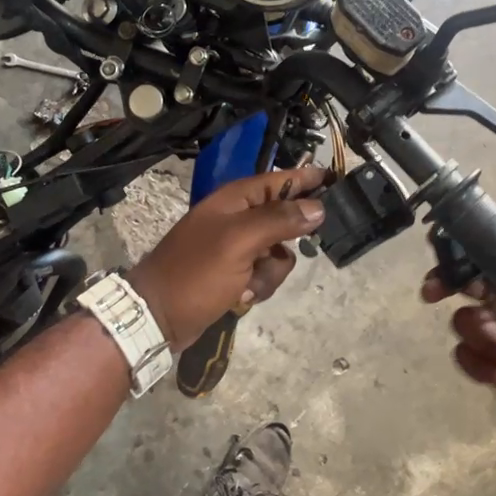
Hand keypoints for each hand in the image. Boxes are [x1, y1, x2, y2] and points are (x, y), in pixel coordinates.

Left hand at [130, 165, 326, 351]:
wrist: (158, 316)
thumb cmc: (196, 272)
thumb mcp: (239, 242)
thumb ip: (279, 220)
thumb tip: (317, 207)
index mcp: (236, 199)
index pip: (281, 180)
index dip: (308, 179)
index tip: (336, 180)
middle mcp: (238, 217)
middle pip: (286, 219)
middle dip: (285, 243)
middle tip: (274, 255)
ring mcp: (236, 246)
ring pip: (279, 252)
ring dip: (271, 272)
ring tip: (248, 284)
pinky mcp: (235, 272)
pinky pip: (265, 273)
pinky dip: (259, 285)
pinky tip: (241, 296)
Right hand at [421, 239, 495, 449]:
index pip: (489, 253)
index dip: (465, 247)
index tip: (445, 247)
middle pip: (462, 282)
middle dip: (445, 282)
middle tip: (433, 291)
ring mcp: (495, 334)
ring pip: (462, 321)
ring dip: (487, 338)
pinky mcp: (489, 366)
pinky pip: (464, 356)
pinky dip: (484, 364)